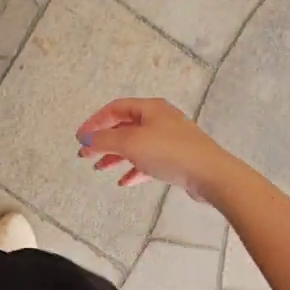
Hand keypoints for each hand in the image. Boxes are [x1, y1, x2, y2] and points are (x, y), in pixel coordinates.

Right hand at [75, 98, 236, 200]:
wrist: (209, 174)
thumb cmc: (169, 152)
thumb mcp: (131, 143)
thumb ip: (104, 140)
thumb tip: (86, 138)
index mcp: (150, 108)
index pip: (115, 109)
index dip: (94, 122)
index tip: (80, 138)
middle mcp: (159, 119)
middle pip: (124, 127)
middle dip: (103, 141)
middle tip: (85, 154)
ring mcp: (169, 139)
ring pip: (135, 145)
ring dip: (116, 156)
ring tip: (100, 169)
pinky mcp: (176, 158)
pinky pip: (148, 161)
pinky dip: (134, 169)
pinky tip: (125, 181)